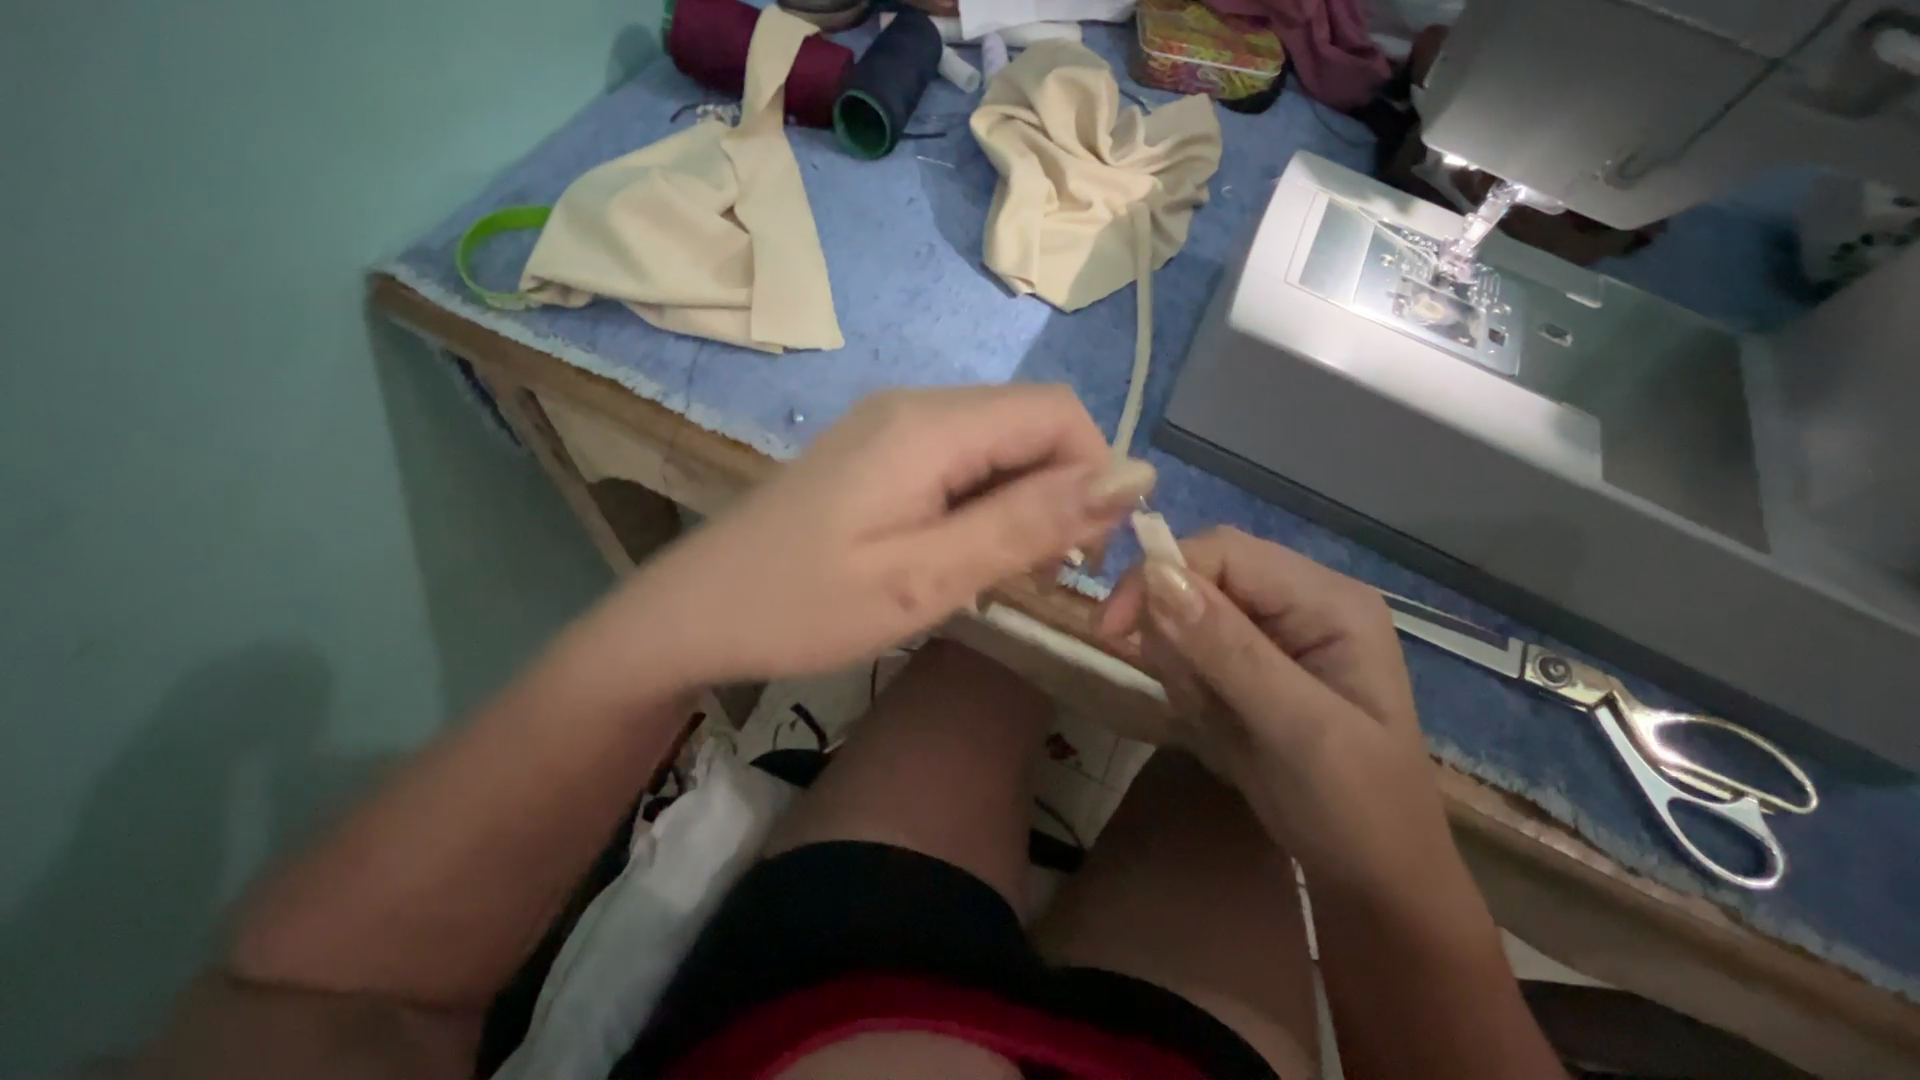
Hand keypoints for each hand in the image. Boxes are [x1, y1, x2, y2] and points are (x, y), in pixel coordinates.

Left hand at [610, 385, 1155, 687]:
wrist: (693, 613)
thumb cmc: (804, 606)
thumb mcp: (925, 577)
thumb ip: (1026, 523)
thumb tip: (1131, 478)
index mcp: (930, 424)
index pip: (1058, 412)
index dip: (1095, 474)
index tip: (1082, 555)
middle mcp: (916, 405)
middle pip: (1031, 424)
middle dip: (1060, 493)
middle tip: (1036, 576)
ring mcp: (891, 426)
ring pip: (999, 445)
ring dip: (1023, 504)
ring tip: (995, 576)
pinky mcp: (877, 453)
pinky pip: (960, 462)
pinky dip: (983, 505)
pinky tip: (957, 557)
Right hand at [1100, 528, 1440, 873]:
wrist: (1374, 880)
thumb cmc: (1356, 807)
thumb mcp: (1298, 729)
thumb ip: (1229, 650)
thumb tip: (1156, 576)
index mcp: (1329, 600)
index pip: (1225, 552)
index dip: (1161, 577)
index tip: (1112, 630)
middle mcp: (1301, 604)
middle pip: (1201, 579)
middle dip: (1174, 632)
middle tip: (1189, 696)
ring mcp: (1275, 638)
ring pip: (1186, 617)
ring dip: (1180, 667)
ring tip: (1215, 719)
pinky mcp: (1250, 670)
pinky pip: (1190, 654)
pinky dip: (1186, 687)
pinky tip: (1216, 724)